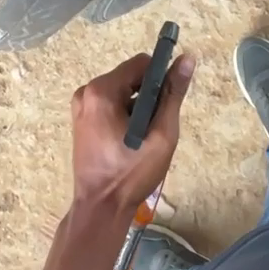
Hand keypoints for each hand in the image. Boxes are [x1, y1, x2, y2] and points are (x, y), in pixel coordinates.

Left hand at [67, 52, 195, 213]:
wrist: (100, 211)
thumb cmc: (131, 174)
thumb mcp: (161, 135)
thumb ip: (173, 94)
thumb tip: (187, 58)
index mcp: (101, 91)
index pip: (140, 64)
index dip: (159, 79)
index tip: (167, 103)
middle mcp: (87, 92)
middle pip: (129, 77)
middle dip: (148, 97)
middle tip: (155, 128)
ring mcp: (81, 107)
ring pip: (121, 91)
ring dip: (137, 107)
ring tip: (143, 139)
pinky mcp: (81, 120)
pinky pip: (109, 104)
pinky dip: (124, 115)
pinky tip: (130, 141)